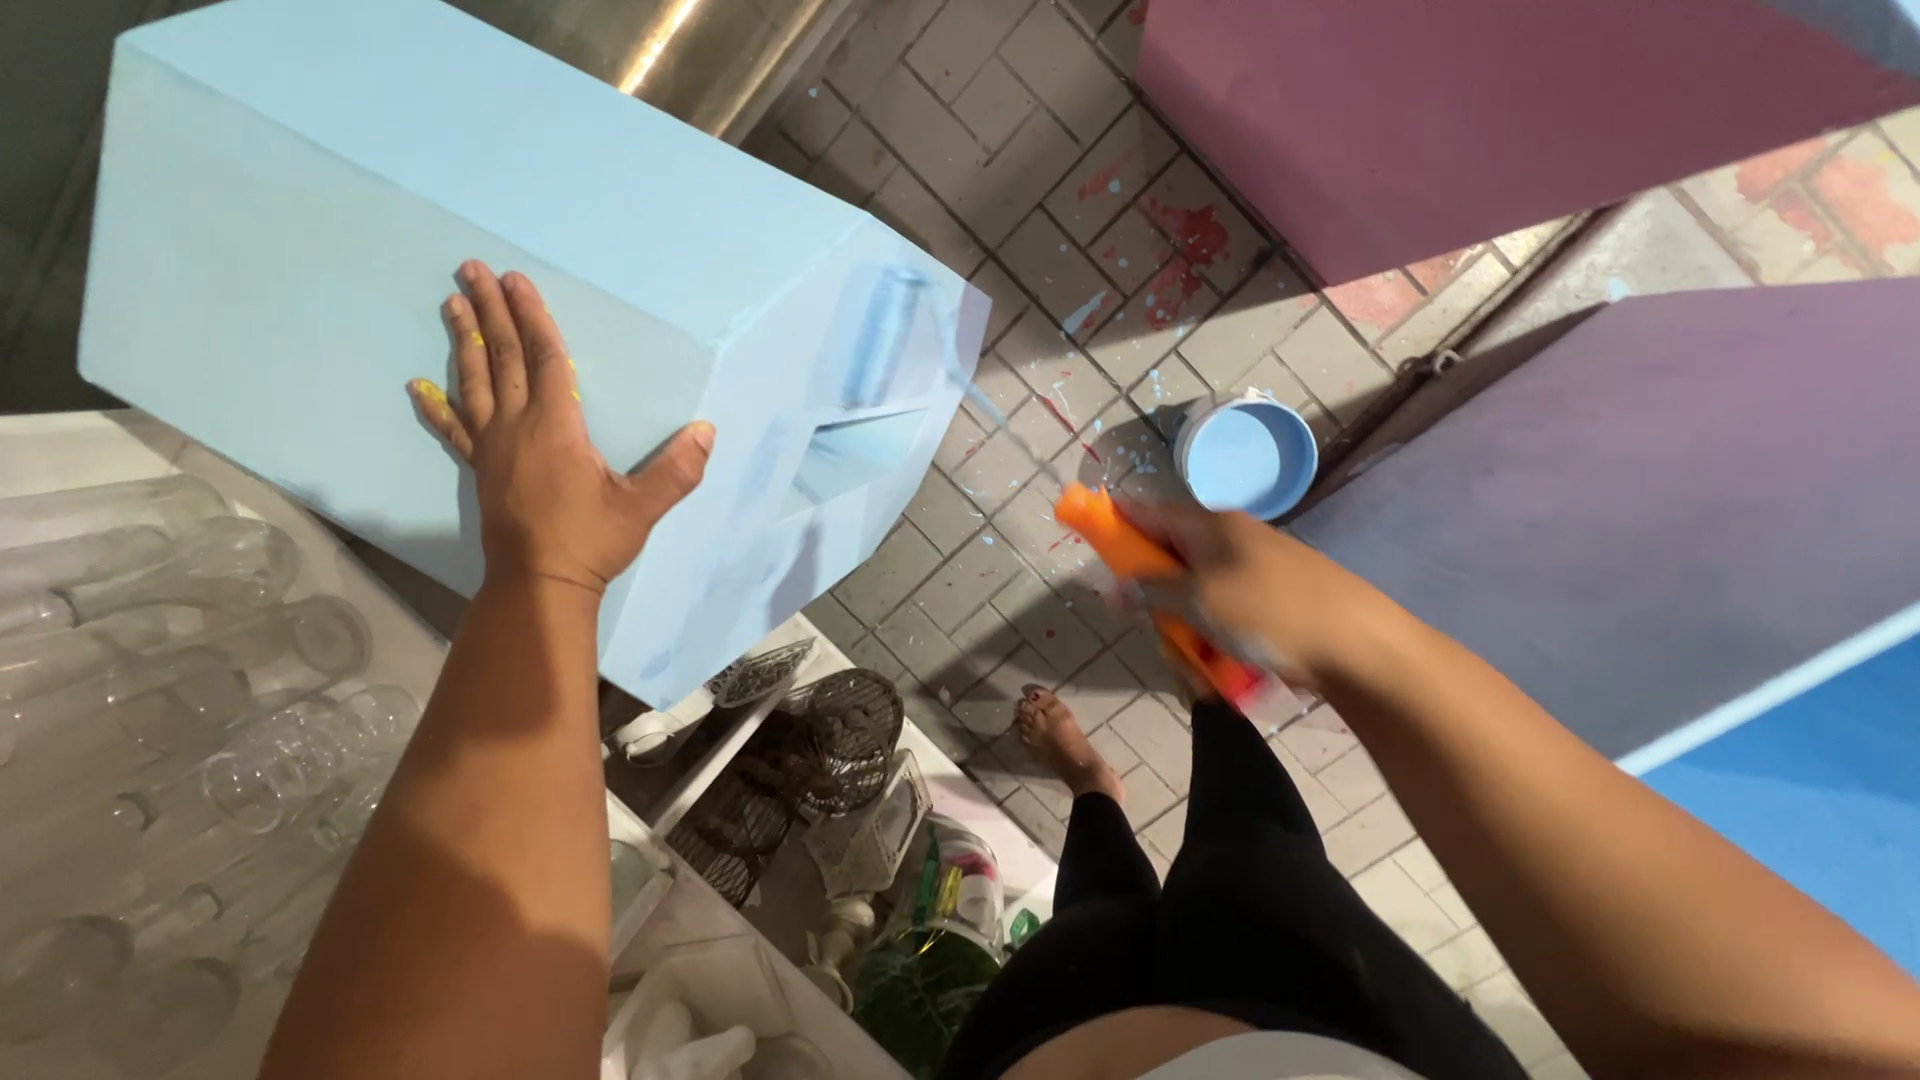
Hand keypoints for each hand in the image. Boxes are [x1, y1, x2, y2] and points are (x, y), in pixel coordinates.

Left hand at [407, 260, 714, 595]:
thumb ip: (677, 469)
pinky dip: (436, 406)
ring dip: (466, 341)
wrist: (540, 583)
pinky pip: (454, 429)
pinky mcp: (480, 469)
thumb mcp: (643, 506)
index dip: (536, 319)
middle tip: (473, 269)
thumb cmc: (592, 541)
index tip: (518, 282)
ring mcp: (492, 447)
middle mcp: (517, 427)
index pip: (548, 360)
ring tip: (453, 302)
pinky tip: (417, 387)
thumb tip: (707, 431)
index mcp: (557, 427)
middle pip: (505, 358)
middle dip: (492, 312)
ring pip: (475, 382)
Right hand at [1118, 499, 1399, 688]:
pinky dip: (1218, 641)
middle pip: (1167, 561)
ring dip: (1188, 632)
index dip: (1114, 524)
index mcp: (1208, 525)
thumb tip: (1112, 586)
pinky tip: (1230, 671)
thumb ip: (1150, 591)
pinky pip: (1225, 617)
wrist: (1362, 646)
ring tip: (1203, 665)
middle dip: (1157, 603)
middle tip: (1164, 634)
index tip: (1091, 548)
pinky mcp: (1273, 601)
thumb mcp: (1198, 602)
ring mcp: (1253, 570)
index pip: (1145, 510)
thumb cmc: (1272, 613)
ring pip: (1195, 598)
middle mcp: (1228, 540)